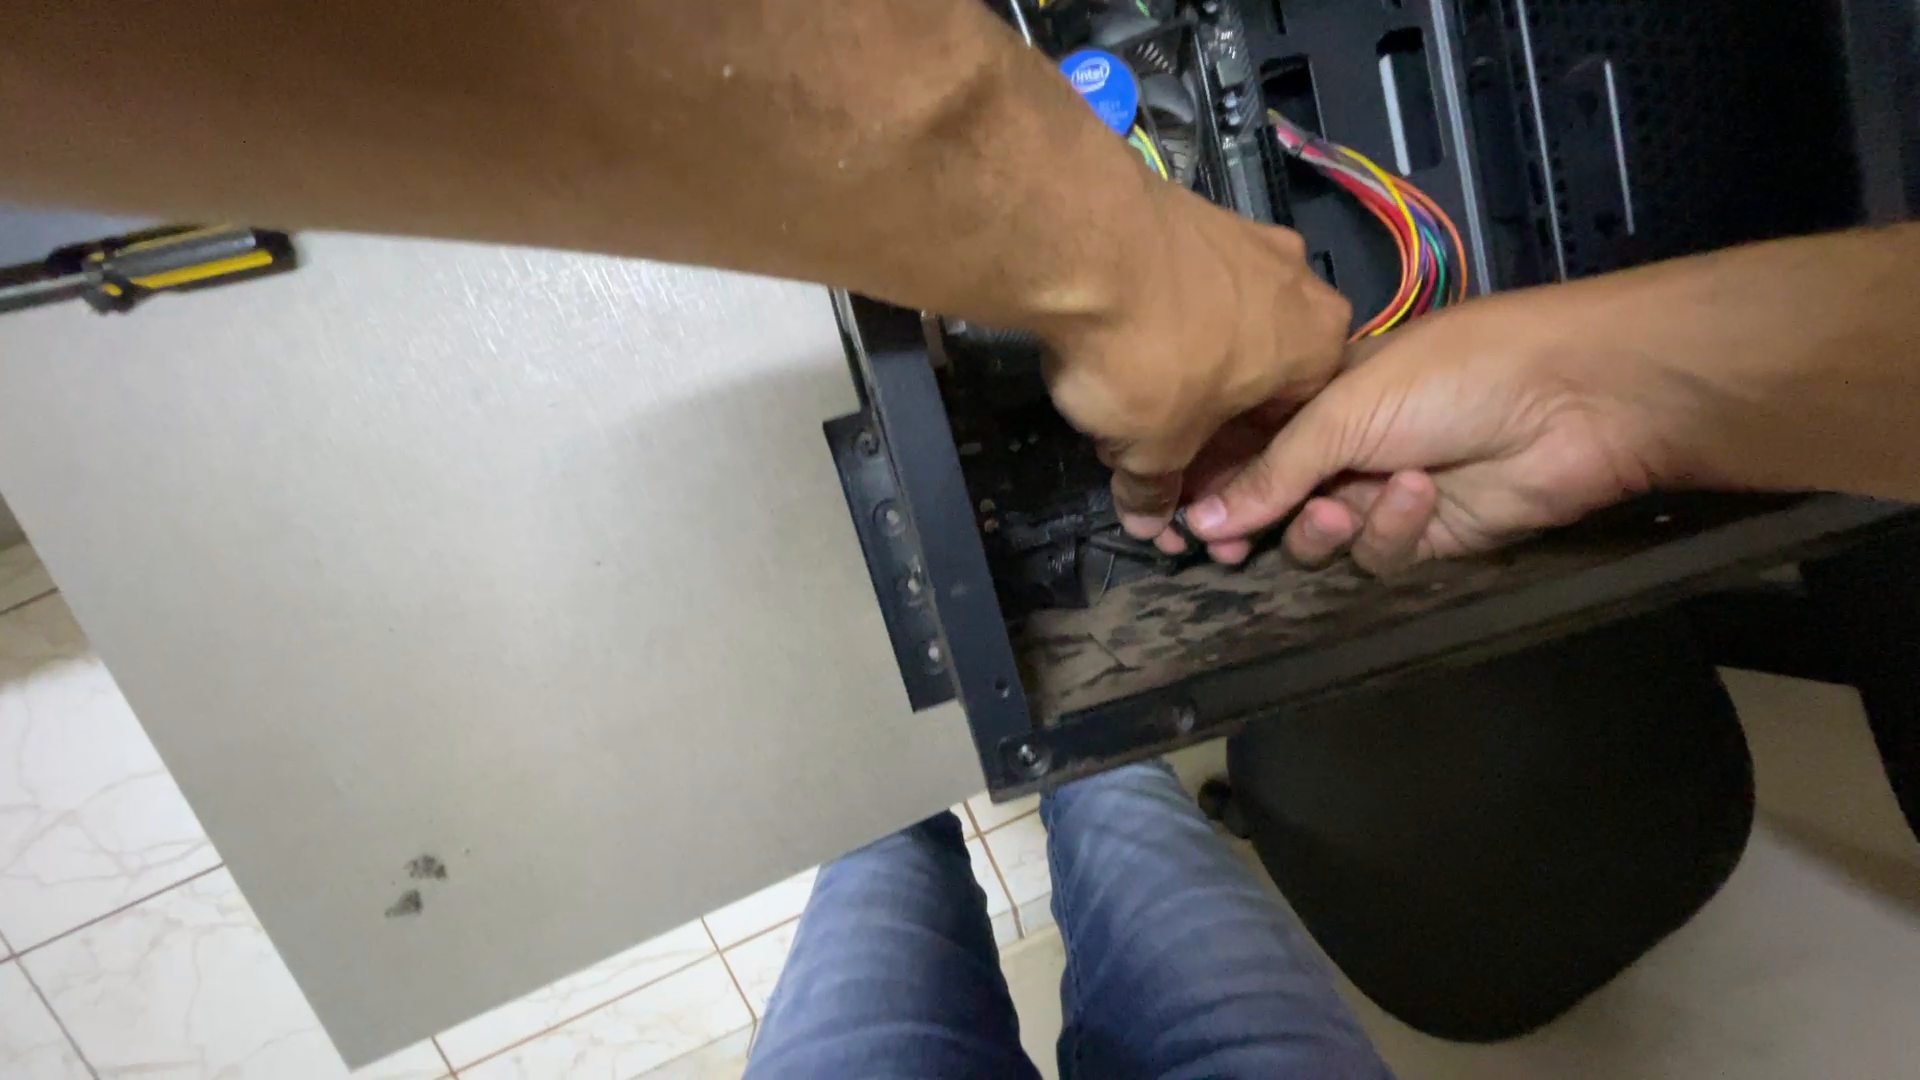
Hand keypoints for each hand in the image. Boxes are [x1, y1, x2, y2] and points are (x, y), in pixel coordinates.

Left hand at [1038, 187, 1350, 537]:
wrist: (1089, 244)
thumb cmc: (1152, 363)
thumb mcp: (1154, 450)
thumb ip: (1155, 491)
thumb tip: (1145, 522)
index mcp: (1319, 346)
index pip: (1287, 425)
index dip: (1230, 466)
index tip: (1184, 483)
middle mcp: (1298, 283)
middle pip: (1247, 375)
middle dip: (1192, 420)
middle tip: (1136, 442)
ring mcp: (1245, 238)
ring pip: (1212, 331)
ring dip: (1169, 373)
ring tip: (1110, 395)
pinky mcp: (1191, 213)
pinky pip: (1180, 288)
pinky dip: (1151, 321)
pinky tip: (1105, 339)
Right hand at [1174, 291, 1669, 573]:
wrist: (1581, 396)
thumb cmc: (1447, 376)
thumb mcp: (1342, 413)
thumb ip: (1268, 474)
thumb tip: (1198, 522)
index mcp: (1307, 405)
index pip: (1236, 451)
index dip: (1203, 483)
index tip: (1170, 514)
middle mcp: (1333, 453)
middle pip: (1264, 504)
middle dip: (1245, 525)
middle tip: (1223, 548)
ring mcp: (1372, 495)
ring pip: (1313, 539)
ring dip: (1320, 528)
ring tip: (1338, 509)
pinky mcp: (1417, 536)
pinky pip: (1376, 551)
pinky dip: (1392, 528)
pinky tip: (1418, 493)